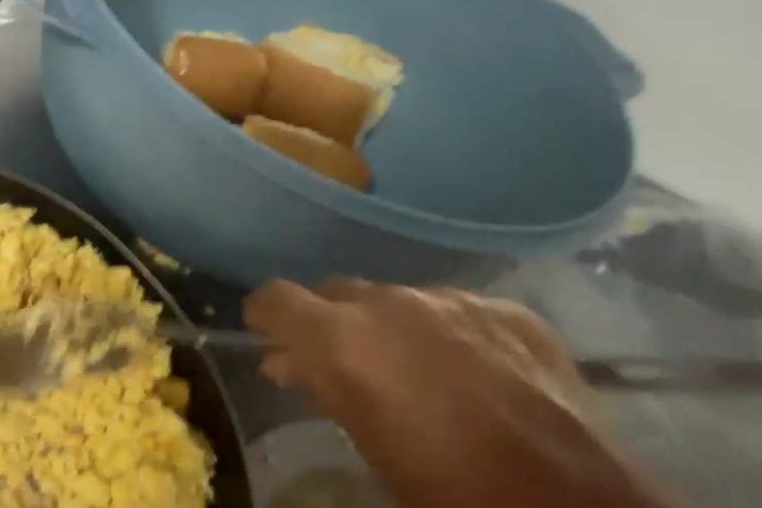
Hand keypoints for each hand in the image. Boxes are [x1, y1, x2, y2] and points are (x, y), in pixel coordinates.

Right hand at [245, 280, 672, 507]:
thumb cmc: (453, 491)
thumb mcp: (368, 444)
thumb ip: (324, 389)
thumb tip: (293, 363)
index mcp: (341, 337)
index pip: (275, 297)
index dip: (267, 317)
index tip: (268, 337)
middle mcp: (389, 302)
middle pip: (336, 292)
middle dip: (331, 322)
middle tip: (345, 365)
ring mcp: (455, 302)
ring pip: (399, 299)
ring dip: (393, 326)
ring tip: (419, 373)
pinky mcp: (512, 315)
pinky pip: (461, 310)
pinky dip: (454, 334)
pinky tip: (476, 372)